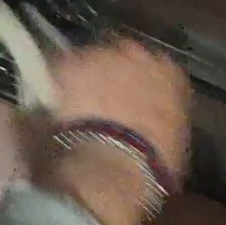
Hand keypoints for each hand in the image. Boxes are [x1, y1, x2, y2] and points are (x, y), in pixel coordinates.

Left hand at [36, 37, 190, 224]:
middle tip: (101, 103)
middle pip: (121, 57)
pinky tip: (53, 106)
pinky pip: (59, 69)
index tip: (132, 103)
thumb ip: (162, 122)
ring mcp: (101, 56)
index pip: (156, 70)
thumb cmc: (150, 166)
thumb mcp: (172, 143)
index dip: (140, 87)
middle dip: (111, 76)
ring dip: (83, 79)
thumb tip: (151, 125)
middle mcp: (138, 55)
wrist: (113, 168)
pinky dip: (55, 85)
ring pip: (89, 60)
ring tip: (74, 107)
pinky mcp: (67, 65)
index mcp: (169, 74)